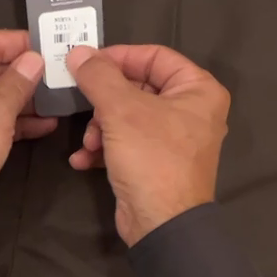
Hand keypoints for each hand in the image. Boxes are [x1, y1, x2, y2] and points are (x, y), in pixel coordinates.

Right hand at [67, 43, 228, 245]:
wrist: (161, 224)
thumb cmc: (152, 159)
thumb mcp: (122, 110)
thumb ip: (99, 76)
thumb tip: (78, 52)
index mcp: (198, 90)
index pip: (156, 57)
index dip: (119, 56)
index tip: (87, 62)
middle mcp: (191, 111)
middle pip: (138, 89)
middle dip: (104, 102)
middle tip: (83, 106)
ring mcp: (174, 140)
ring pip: (127, 118)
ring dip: (99, 129)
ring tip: (88, 143)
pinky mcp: (156, 164)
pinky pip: (126, 145)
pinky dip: (104, 150)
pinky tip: (83, 160)